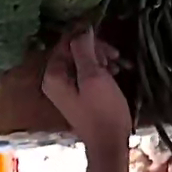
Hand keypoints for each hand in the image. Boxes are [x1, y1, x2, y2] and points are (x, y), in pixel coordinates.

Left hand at [41, 29, 132, 157]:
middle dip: (96, 48)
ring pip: (83, 59)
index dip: (85, 34)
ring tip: (118, 63)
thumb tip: (83, 28)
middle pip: (74, 50)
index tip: (106, 34)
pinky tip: (115, 71)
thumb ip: (84, 50)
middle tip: (115, 54)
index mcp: (54, 74)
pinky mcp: (78, 93)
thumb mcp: (94, 77)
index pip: (66, 42)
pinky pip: (87, 71)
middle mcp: (55, 79)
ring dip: (101, 57)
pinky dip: (101, 68)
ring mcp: (66, 87)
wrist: (109, 143)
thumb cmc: (102, 110)